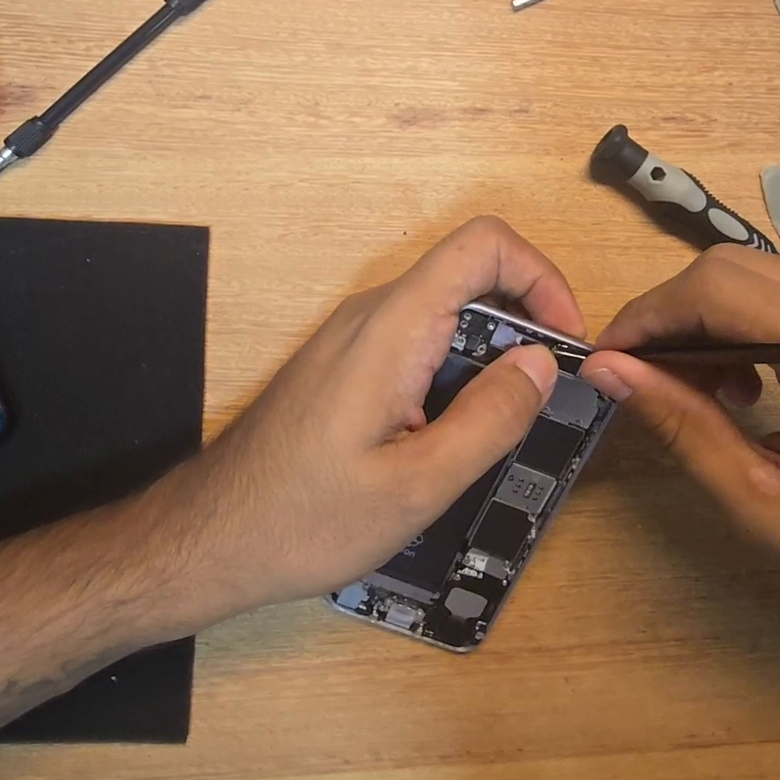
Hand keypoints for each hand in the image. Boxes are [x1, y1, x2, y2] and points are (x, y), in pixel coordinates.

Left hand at [129, 217, 579, 631]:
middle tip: (547, 395)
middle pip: (471, 274)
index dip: (541, 277)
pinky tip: (459, 430)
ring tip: (509, 422)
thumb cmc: (305, 518)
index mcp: (393, 327)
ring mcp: (356, 337)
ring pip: (448, 311)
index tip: (565, 343)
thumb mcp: (417, 485)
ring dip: (493, 352)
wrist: (213, 535)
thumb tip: (542, 364)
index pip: (483, 244)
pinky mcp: (349, 363)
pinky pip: (421, 340)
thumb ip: (489, 419)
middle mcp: (373, 315)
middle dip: (526, 321)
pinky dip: (459, 369)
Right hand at [578, 246, 779, 685]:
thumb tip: (605, 370)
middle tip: (645, 376)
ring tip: (700, 388)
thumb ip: (683, 428)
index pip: (726, 290)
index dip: (650, 313)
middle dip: (674, 312)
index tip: (607, 358)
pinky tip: (748, 379)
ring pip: (768, 273)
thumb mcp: (770, 512)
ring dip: (710, 317)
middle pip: (742, 266)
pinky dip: (750, 324)